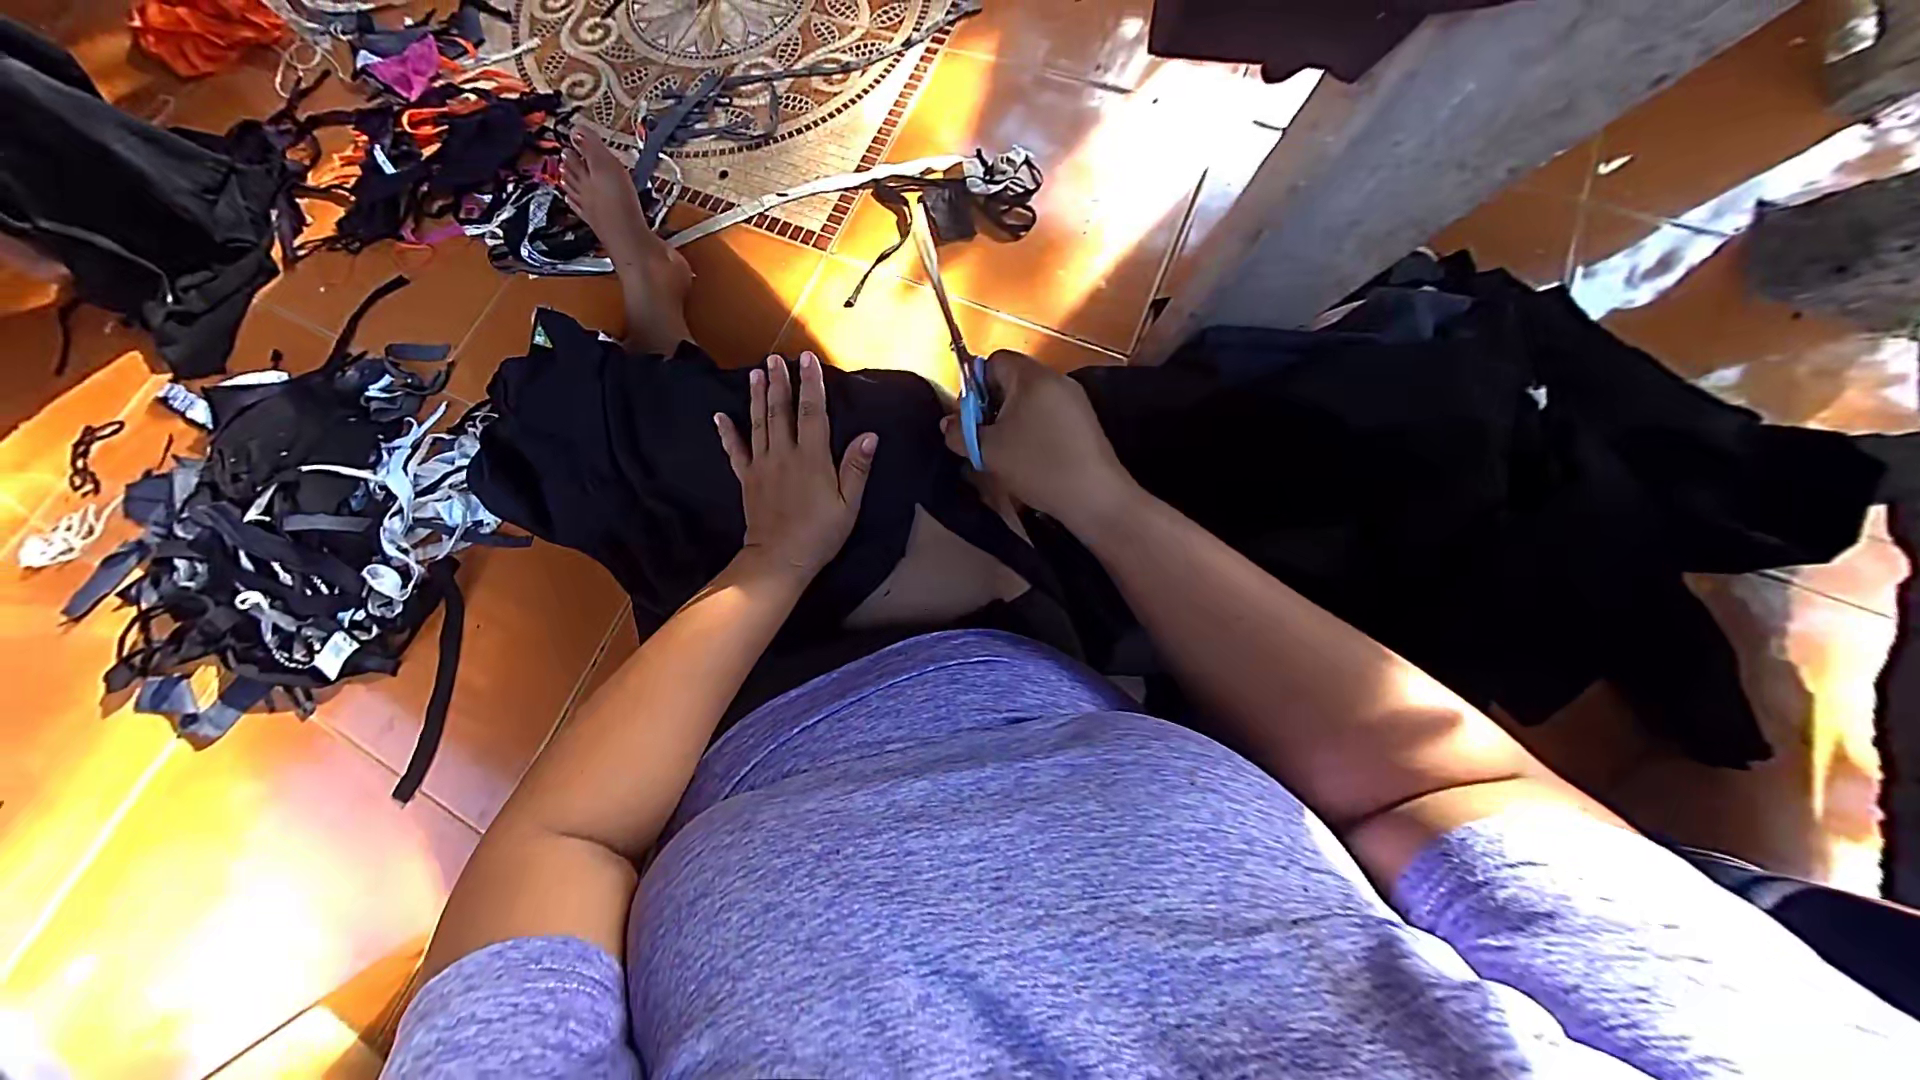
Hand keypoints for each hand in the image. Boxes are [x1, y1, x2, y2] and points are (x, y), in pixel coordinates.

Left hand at [716, 352, 877, 581]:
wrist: (779, 558)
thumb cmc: (820, 533)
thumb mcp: (848, 504)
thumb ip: (856, 468)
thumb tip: (869, 435)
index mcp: (812, 458)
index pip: (813, 412)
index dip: (811, 384)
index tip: (807, 359)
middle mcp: (784, 454)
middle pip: (781, 410)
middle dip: (779, 382)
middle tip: (775, 358)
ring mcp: (761, 464)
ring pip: (758, 423)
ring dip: (756, 396)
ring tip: (755, 373)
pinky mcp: (746, 478)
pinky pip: (735, 450)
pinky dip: (727, 433)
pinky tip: (719, 416)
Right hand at [941, 350, 1137, 531]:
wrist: (1095, 496)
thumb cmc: (1038, 465)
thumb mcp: (989, 451)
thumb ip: (960, 434)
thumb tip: (947, 424)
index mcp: (1031, 377)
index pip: (994, 360)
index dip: (975, 385)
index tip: (972, 417)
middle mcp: (1056, 380)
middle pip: (1013, 381)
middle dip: (993, 407)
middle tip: (985, 439)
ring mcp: (1075, 401)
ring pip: (1031, 402)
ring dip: (1012, 423)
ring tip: (1007, 454)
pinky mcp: (1086, 423)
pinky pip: (1049, 417)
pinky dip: (1035, 432)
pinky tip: (1032, 461)